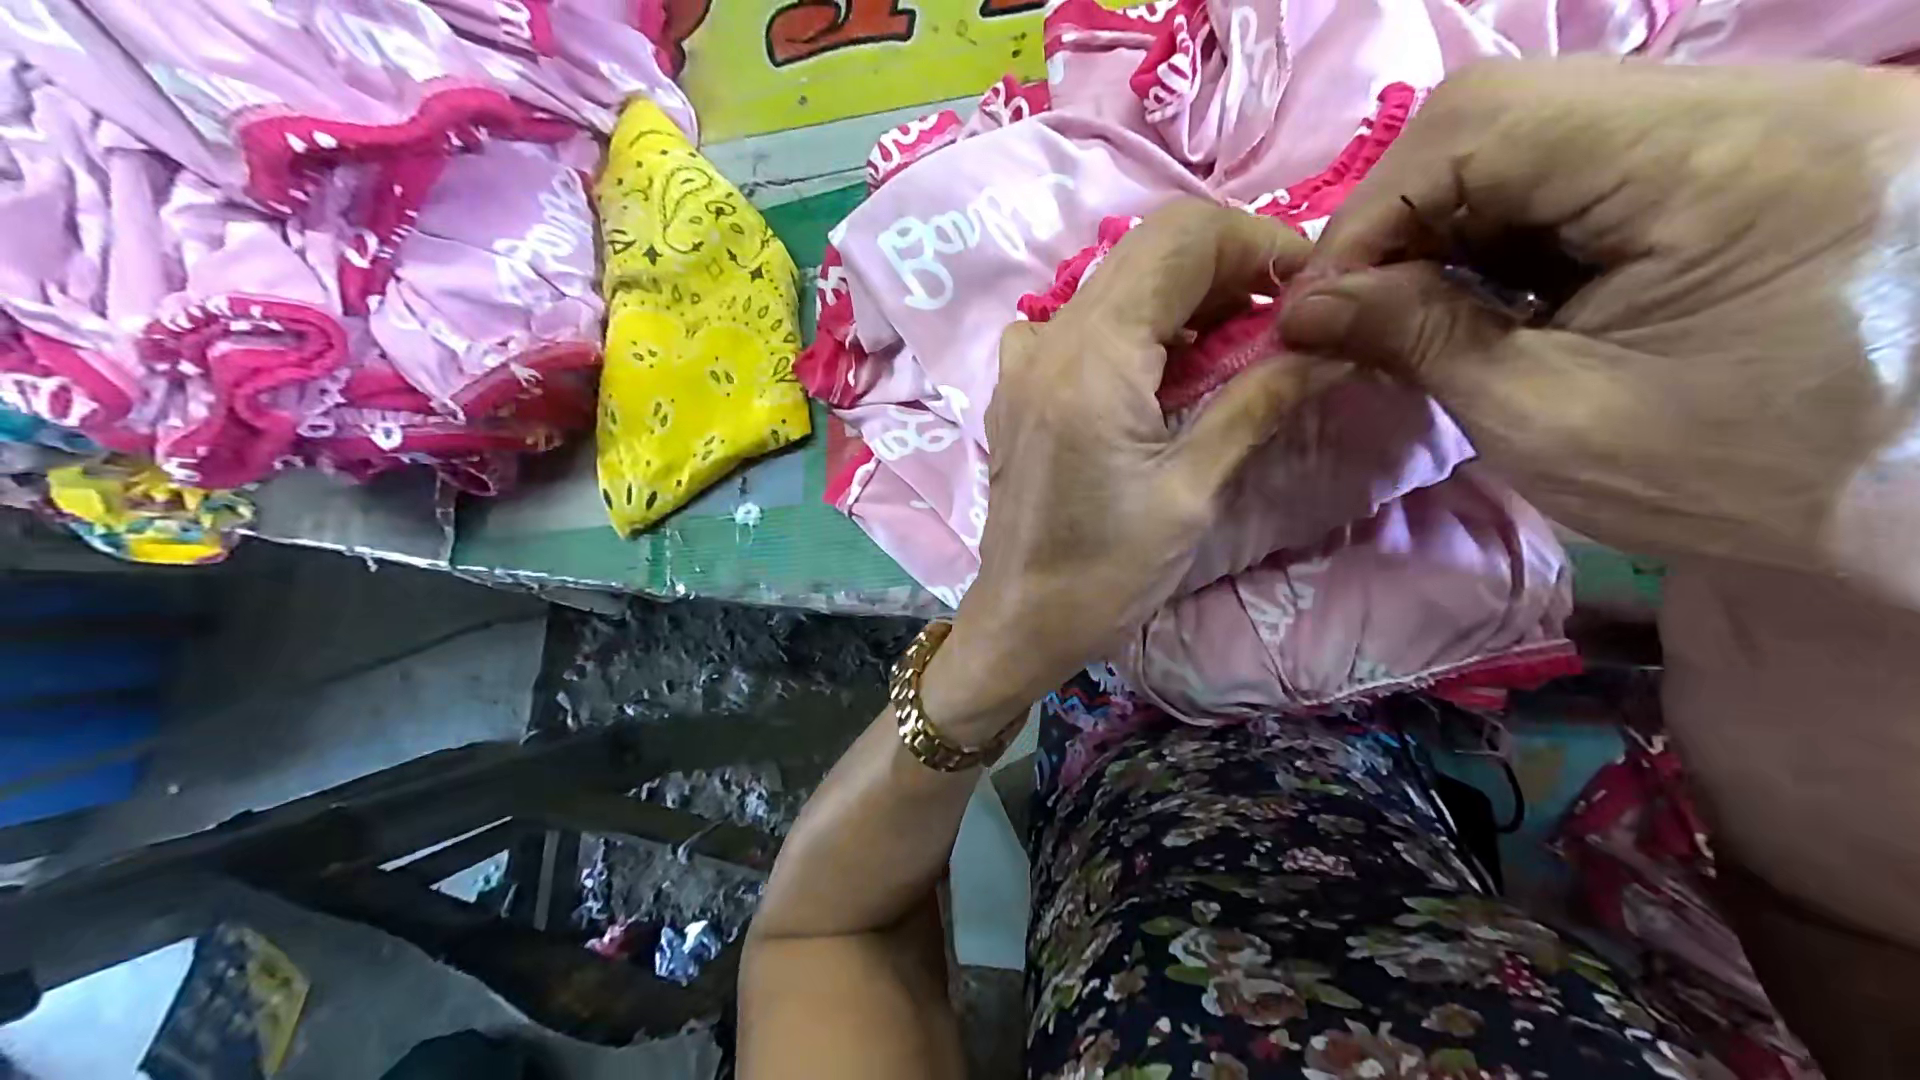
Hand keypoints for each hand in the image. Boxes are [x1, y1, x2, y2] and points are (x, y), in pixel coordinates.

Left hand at [920, 200, 1320, 742]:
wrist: (1020, 620)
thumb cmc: (1106, 572)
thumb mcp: (1192, 490)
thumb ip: (1259, 400)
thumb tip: (1332, 343)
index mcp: (1091, 356)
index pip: (1181, 238)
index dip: (1258, 243)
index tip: (1310, 287)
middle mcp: (1048, 338)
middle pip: (1147, 249)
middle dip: (1226, 266)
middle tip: (1279, 318)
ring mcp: (1024, 360)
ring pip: (1116, 281)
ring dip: (1184, 296)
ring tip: (1234, 347)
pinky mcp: (1019, 386)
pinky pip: (1082, 323)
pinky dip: (1135, 326)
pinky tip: (1161, 371)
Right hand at [1280, 59, 1919, 605]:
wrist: (1896, 512)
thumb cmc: (1726, 485)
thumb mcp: (1545, 419)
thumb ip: (1418, 339)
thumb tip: (1302, 310)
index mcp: (1734, 159)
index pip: (1487, 122)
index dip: (1371, 210)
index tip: (1316, 304)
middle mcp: (1755, 102)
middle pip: (1501, 111)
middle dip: (1393, 216)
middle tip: (1348, 308)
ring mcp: (1746, 123)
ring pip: (1521, 133)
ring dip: (1432, 225)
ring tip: (1401, 309)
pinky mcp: (1726, 160)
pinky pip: (1561, 168)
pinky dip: (1483, 232)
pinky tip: (1467, 294)